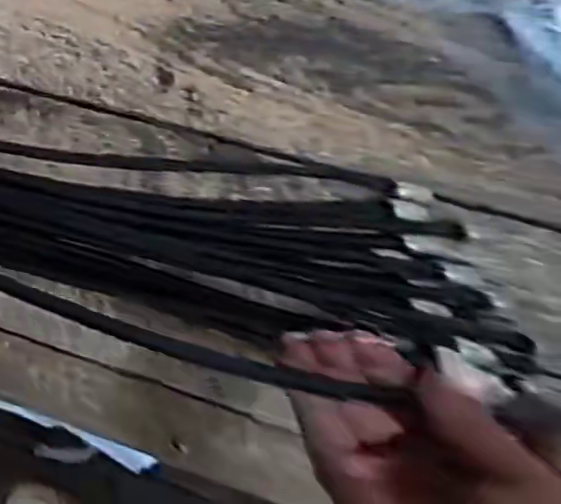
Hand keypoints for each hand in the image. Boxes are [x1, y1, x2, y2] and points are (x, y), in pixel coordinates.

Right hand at [283, 332, 560, 503]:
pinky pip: (318, 423)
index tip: (396, 344)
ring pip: (347, 401)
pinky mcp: (339, 467)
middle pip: (388, 396)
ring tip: (315, 338)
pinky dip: (300, 384)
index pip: (444, 403)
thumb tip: (433, 374)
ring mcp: (380, 463)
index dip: (417, 371)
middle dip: (362, 361)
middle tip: (345, 336)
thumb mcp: (532, 488)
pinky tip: (292, 353)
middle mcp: (431, 458)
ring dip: (325, 363)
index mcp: (486, 462)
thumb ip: (481, 431)